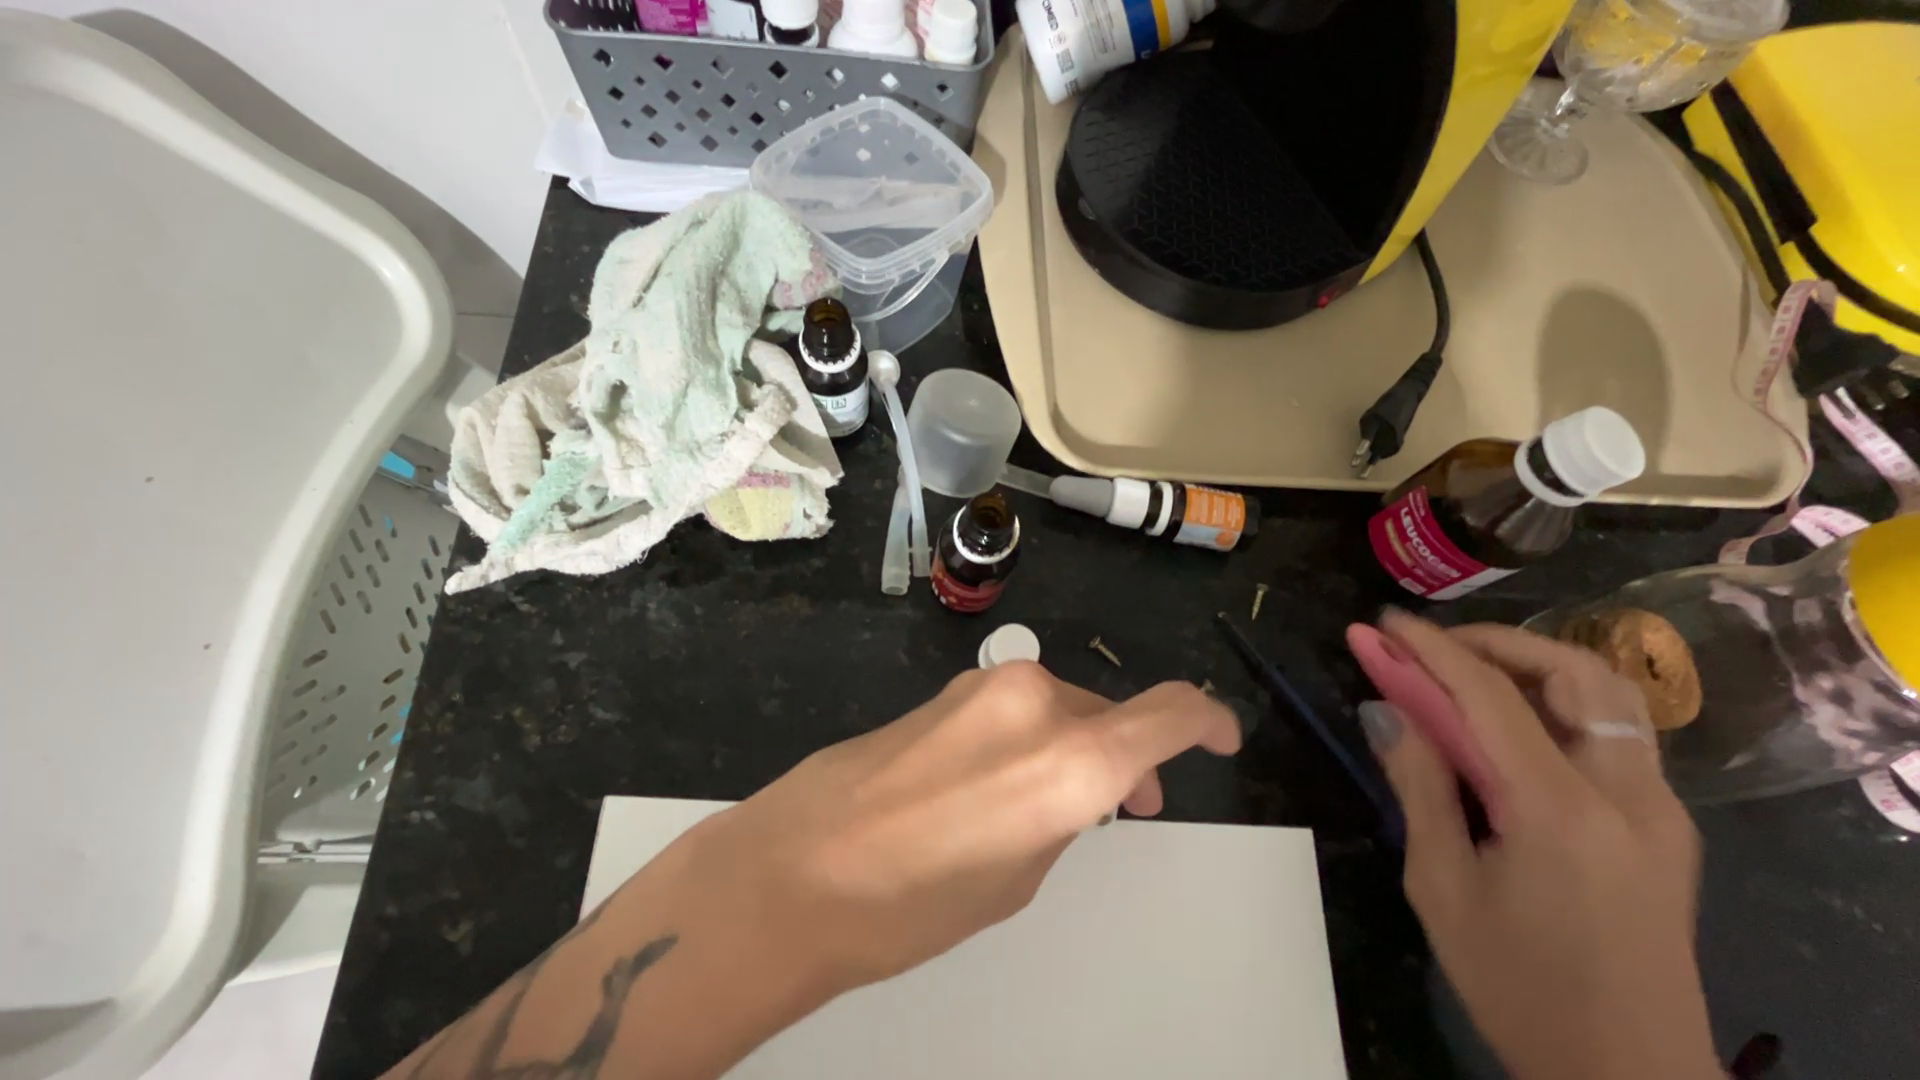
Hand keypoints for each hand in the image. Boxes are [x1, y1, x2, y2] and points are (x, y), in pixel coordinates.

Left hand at [382, 665, 1237, 1079]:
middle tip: (1131, 804)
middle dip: (1128, 753)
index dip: (1207, 720)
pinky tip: (1002, 781)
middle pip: (1107, 710)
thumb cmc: (913, 900)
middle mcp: (1033, 703)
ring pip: (1058, 706)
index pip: (1167, 711)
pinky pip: (1012, 708)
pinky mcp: (940, 693)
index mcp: (1070, 758)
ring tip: (1062, 801)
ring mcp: (980, 689)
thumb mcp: (1016, 878)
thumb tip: (1070, 790)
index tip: (1221, 737)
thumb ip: (1060, 816)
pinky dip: (1030, 736)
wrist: (793, 870)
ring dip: (1075, 742)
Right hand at [1354, 613, 1716, 1079]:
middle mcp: (1629, 792)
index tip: (1383, 623)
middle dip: (1498, 642)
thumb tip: (1384, 709)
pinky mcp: (1667, 826)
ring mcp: (1661, 807)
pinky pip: (1613, 736)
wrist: (1626, 1074)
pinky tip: (1509, 733)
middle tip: (1433, 648)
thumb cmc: (1516, 985)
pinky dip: (1556, 708)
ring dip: (1534, 668)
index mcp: (1563, 810)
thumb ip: (1419, 786)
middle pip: (1576, 672)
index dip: (1430, 649)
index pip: (1490, 695)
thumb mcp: (1441, 886)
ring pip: (1608, 697)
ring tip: (1466, 678)